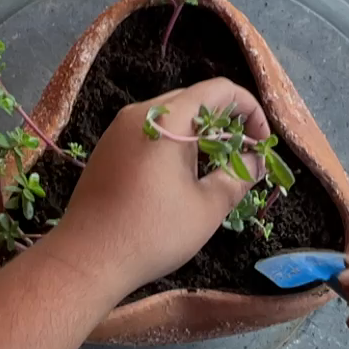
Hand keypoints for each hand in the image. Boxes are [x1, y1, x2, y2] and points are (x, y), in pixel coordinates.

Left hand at [49, 77, 264, 293]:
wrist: (86, 259)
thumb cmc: (151, 233)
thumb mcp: (207, 207)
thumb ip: (239, 175)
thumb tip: (256, 159)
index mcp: (167, 119)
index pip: (219, 90)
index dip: (250, 110)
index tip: (261, 143)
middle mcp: (139, 114)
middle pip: (194, 99)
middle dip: (226, 123)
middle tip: (243, 157)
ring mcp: (118, 131)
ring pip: (171, 118)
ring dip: (200, 136)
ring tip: (216, 170)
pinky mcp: (107, 151)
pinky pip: (149, 134)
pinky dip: (174, 146)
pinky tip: (181, 179)